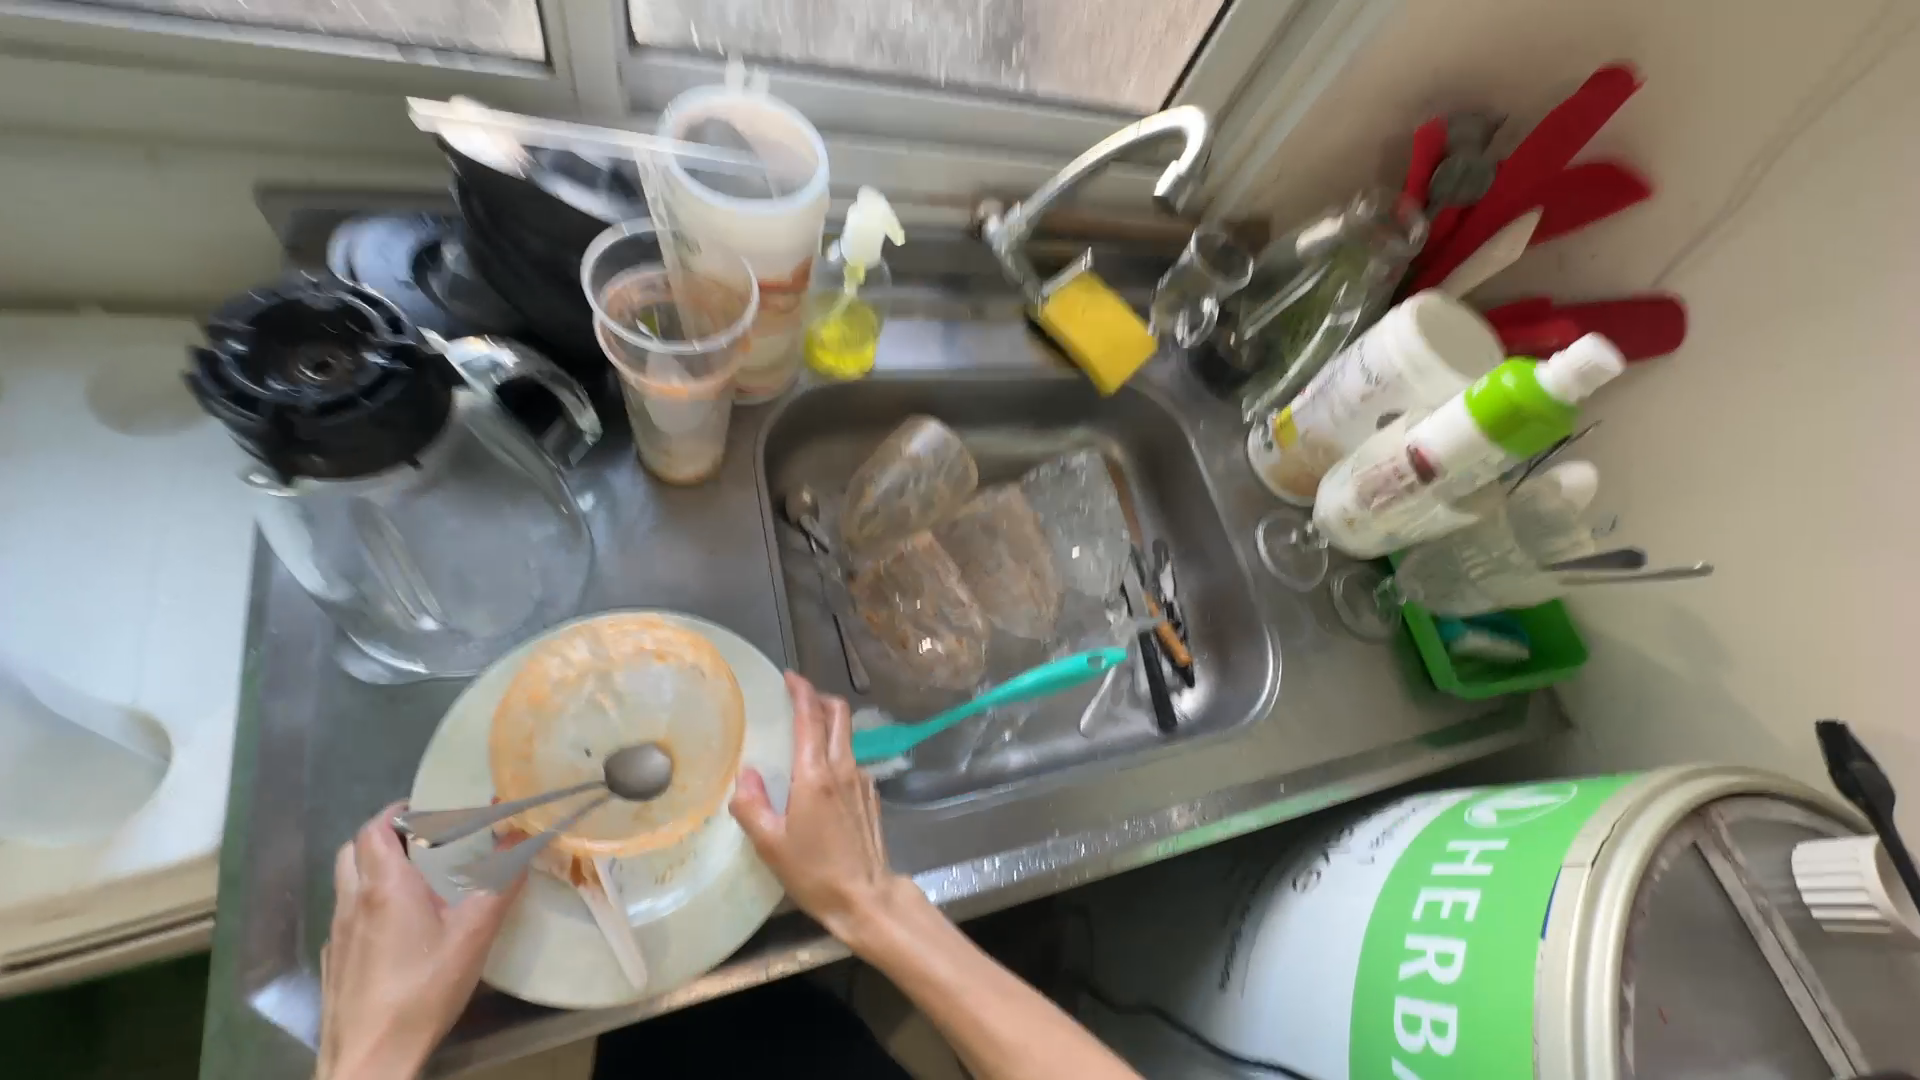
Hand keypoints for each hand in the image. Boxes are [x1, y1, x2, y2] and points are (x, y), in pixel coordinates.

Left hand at [318, 802, 524, 1079]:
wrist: (370, 1060)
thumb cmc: (424, 988)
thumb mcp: (475, 932)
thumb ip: (500, 880)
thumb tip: (523, 838)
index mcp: (385, 888)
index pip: (375, 831)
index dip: (396, 813)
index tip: (425, 809)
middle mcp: (353, 904)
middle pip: (353, 851)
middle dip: (384, 836)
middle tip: (422, 838)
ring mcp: (338, 935)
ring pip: (347, 882)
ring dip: (375, 867)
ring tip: (418, 877)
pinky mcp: (335, 961)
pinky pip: (348, 914)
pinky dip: (369, 901)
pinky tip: (401, 924)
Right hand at [729, 673, 911, 946]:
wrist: (865, 896)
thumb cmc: (814, 872)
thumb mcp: (770, 844)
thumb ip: (752, 805)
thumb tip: (747, 774)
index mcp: (816, 775)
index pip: (811, 718)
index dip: (802, 691)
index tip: (790, 677)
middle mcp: (844, 769)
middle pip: (839, 715)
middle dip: (820, 698)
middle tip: (798, 697)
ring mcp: (863, 781)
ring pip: (847, 737)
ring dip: (829, 724)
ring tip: (805, 733)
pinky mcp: (871, 795)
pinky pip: (852, 761)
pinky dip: (837, 752)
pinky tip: (822, 774)